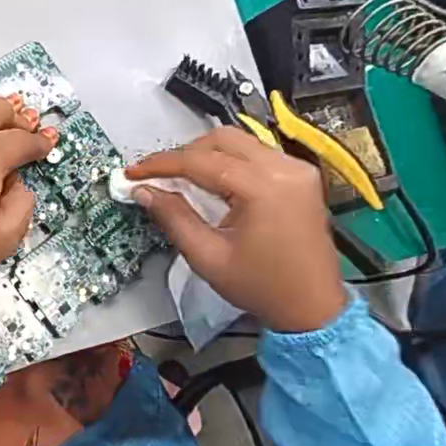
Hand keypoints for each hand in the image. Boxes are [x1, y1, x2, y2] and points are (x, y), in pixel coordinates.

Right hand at [126, 129, 348, 332]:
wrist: (311, 305)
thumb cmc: (262, 287)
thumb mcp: (207, 256)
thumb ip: (174, 218)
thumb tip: (145, 192)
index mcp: (264, 188)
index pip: (202, 161)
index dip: (162, 164)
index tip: (134, 173)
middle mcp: (285, 169)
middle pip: (222, 140)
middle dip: (183, 154)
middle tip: (155, 175)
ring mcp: (297, 169)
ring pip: (240, 142)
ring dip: (204, 155)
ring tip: (178, 179)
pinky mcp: (300, 177)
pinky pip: (256, 155)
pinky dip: (227, 162)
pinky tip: (209, 183)